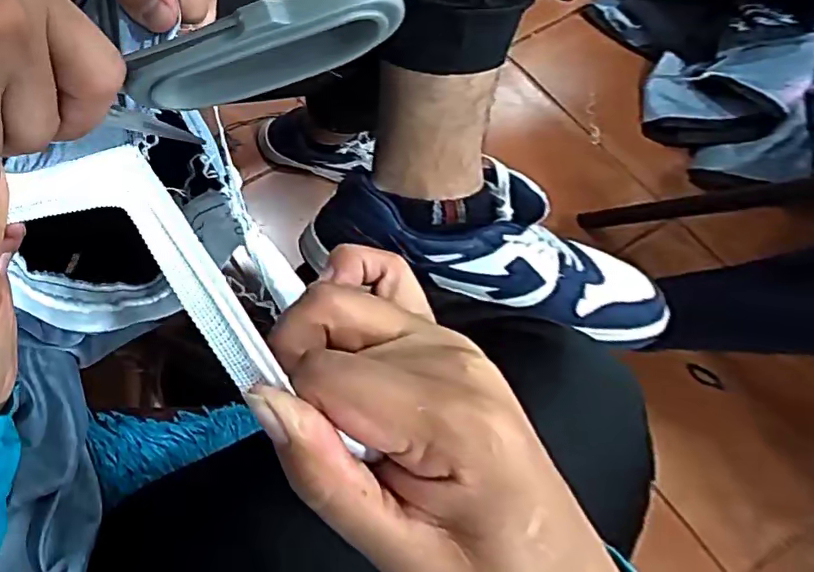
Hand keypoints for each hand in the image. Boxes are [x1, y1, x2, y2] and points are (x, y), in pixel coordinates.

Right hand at [249, 245, 609, 571]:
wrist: (551, 569)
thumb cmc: (482, 568)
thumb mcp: (398, 553)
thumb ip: (322, 475)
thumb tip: (263, 397)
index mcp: (451, 417)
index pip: (321, 373)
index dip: (298, 410)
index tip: (315, 449)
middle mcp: (450, 357)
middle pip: (325, 312)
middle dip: (295, 361)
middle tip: (315, 422)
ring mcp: (447, 337)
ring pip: (336, 295)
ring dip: (314, 339)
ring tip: (335, 399)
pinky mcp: (441, 331)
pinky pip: (382, 271)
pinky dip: (347, 279)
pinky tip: (343, 330)